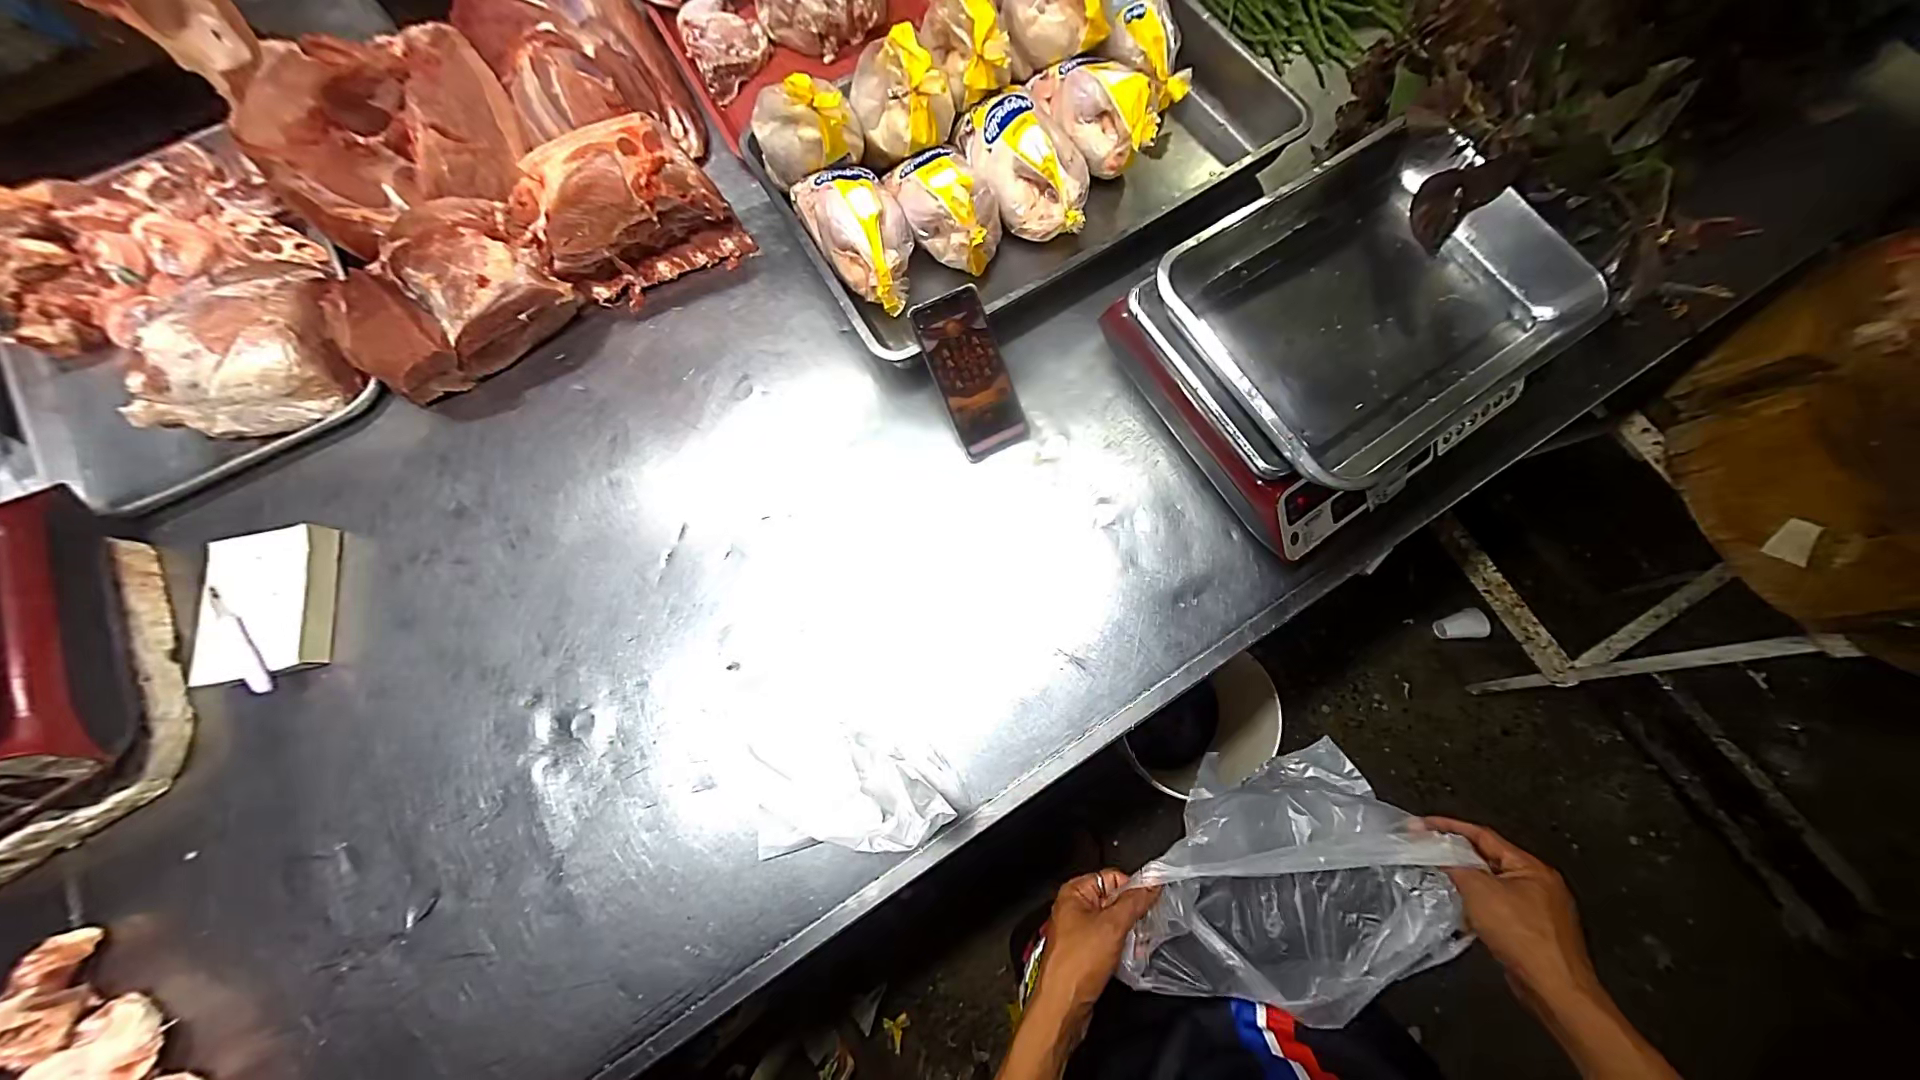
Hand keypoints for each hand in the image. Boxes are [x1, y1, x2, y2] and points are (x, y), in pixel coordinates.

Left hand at [996, 871, 1160, 1079]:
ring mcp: (1080, 931)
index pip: (1112, 877)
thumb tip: (1151, 886)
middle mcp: (1074, 908)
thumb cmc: (1075, 965)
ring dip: (1130, 934)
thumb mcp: (1112, 926)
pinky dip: (1123, 947)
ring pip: (1114, 923)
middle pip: (1114, 900)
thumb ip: (1134, 902)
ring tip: (1138, 946)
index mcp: (1074, 892)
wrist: (1062, 1006)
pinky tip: (1131, 958)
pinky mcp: (1086, 952)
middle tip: (1144, 926)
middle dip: (1132, 914)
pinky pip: (1110, 941)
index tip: (1149, 900)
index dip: (1132, 888)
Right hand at [1424, 816, 1598, 1008]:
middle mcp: (1539, 884)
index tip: (1420, 825)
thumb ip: (1453, 863)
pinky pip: (1497, 905)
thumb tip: (1435, 851)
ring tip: (1438, 876)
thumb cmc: (1521, 935)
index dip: (1447, 826)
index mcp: (1531, 868)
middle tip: (1425, 848)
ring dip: (1465, 879)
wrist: (1554, 989)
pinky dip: (1476, 902)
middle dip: (1455, 853)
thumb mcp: (1478, 889)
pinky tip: (1461, 909)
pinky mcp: (1533, 930)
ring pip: (1491, 882)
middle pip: (1487, 858)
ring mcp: (1538, 909)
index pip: (1482, 835)